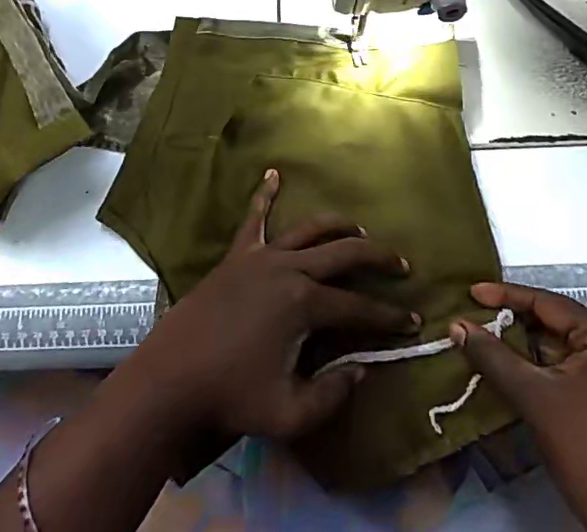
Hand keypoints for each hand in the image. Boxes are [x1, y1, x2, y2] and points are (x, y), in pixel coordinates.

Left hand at [0, 170, 418, 531]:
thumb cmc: (232, 394)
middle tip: (402, 265)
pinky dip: (265, 194)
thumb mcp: (292, 411)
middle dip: (377, 258)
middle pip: (344, 254)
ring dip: (337, 226)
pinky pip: (254, 218)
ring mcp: (259, 256)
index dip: (390, 317)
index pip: (359, 308)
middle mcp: (287, 269)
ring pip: (308, 229)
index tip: (413, 322)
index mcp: (305, 304)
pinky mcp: (236, 255)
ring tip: (360, 229)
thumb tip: (362, 369)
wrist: (173, 375)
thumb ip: (334, 393)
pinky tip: (273, 174)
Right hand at [452, 283, 586, 531]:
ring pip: (568, 351)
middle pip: (560, 326)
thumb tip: (457, 325)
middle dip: (516, 324)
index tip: (471, 292)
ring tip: (488, 344)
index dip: (506, 295)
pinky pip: (581, 372)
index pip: (551, 304)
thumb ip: (493, 356)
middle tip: (474, 320)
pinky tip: (520, 373)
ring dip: (530, 350)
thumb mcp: (536, 400)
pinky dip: (549, 370)